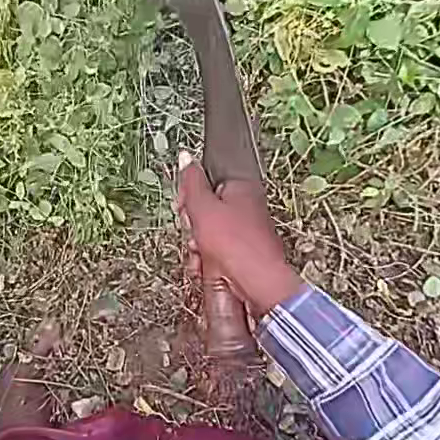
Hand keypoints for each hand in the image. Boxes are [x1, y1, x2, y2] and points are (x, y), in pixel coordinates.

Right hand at [175, 152, 305, 315]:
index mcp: (241, 188)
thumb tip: (185, 157)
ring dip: (196, 247)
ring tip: (202, 254)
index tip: (184, 209)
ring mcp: (244, 233)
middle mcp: (246, 208)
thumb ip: (191, 183)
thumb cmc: (233, 243)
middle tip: (195, 234)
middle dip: (193, 226)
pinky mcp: (241, 256)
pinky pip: (214, 253)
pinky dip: (206, 261)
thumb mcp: (203, 207)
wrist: (255, 283)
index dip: (189, 198)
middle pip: (204, 211)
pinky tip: (206, 266)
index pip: (205, 185)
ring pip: (206, 235)